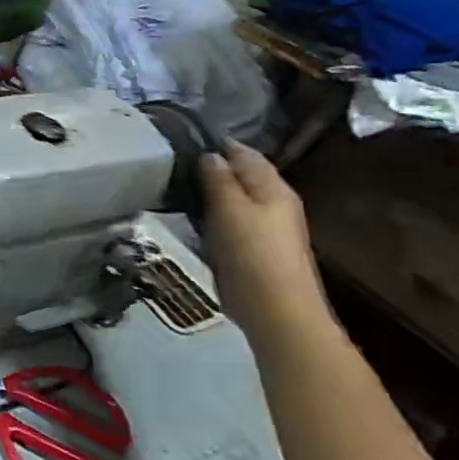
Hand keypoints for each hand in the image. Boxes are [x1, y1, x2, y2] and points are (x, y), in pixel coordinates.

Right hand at [199, 142, 330, 340]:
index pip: (244, 153)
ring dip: (216, 201)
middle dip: (215, 174)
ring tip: (185, 201)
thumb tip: (210, 155)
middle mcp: (278, 203)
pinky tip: (204, 231)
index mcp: (272, 186)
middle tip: (179, 175)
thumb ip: (219, 180)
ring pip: (240, 204)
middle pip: (244, 179)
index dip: (217, 147)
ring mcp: (274, 231)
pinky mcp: (264, 254)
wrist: (279, 313)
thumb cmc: (251, 254)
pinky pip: (238, 228)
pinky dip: (221, 224)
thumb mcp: (229, 210)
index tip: (185, 146)